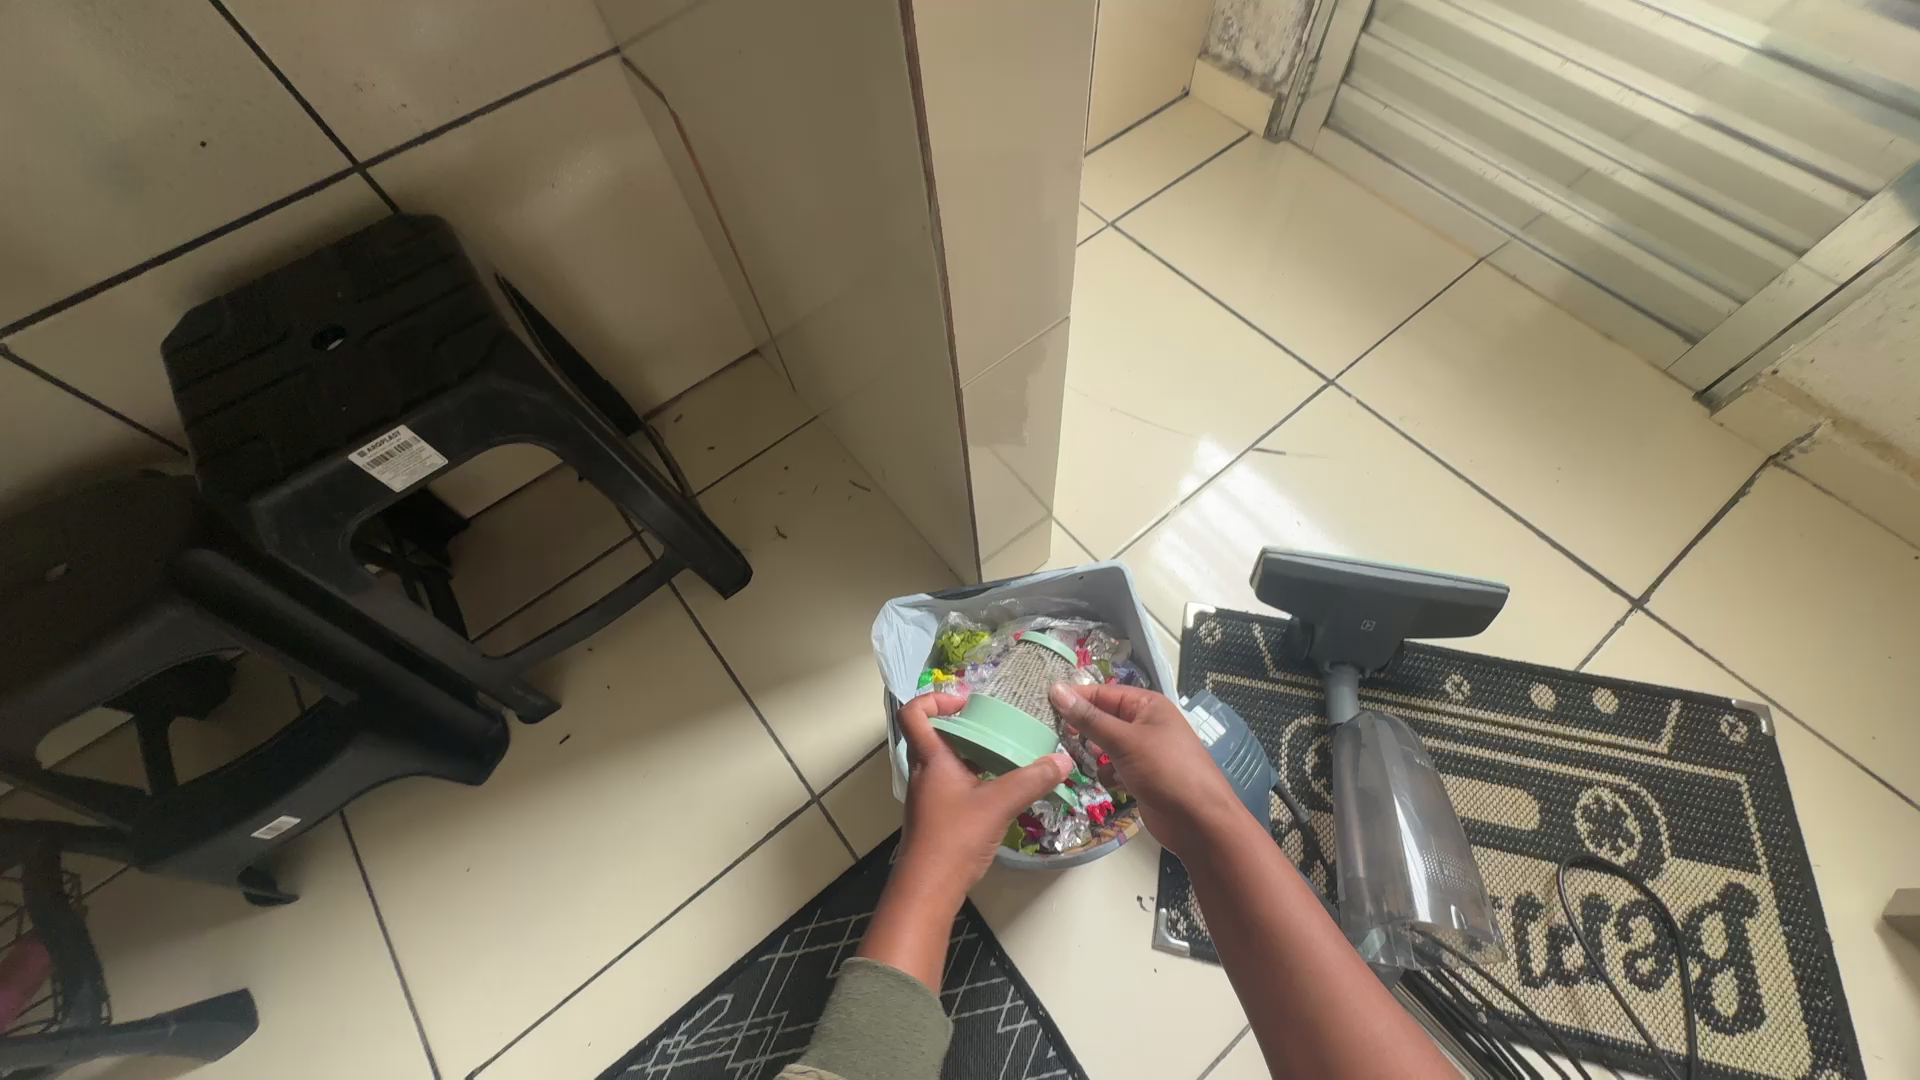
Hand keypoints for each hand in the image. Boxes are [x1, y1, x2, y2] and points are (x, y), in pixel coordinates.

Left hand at [894, 691, 1073, 901]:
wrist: (928, 890)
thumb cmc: (954, 838)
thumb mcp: (998, 804)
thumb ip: (1031, 780)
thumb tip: (1062, 761)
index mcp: (931, 758)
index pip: (913, 713)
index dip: (934, 699)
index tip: (966, 703)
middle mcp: (924, 771)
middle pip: (933, 734)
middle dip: (963, 725)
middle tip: (994, 726)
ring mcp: (928, 795)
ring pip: (945, 760)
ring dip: (970, 752)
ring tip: (1003, 754)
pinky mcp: (936, 815)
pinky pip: (952, 782)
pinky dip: (973, 777)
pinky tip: (998, 788)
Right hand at [1048, 683, 1248, 857]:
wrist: (1200, 823)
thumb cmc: (1166, 771)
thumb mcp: (1124, 741)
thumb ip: (1088, 718)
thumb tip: (1056, 690)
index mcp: (1146, 705)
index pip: (1103, 693)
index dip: (1075, 698)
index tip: (1045, 704)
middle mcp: (1145, 724)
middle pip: (1103, 719)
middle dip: (1083, 729)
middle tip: (1055, 737)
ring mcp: (1144, 752)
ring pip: (1105, 745)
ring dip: (1093, 755)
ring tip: (1079, 762)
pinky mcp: (1141, 776)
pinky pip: (1113, 768)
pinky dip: (1107, 774)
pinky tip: (1107, 783)